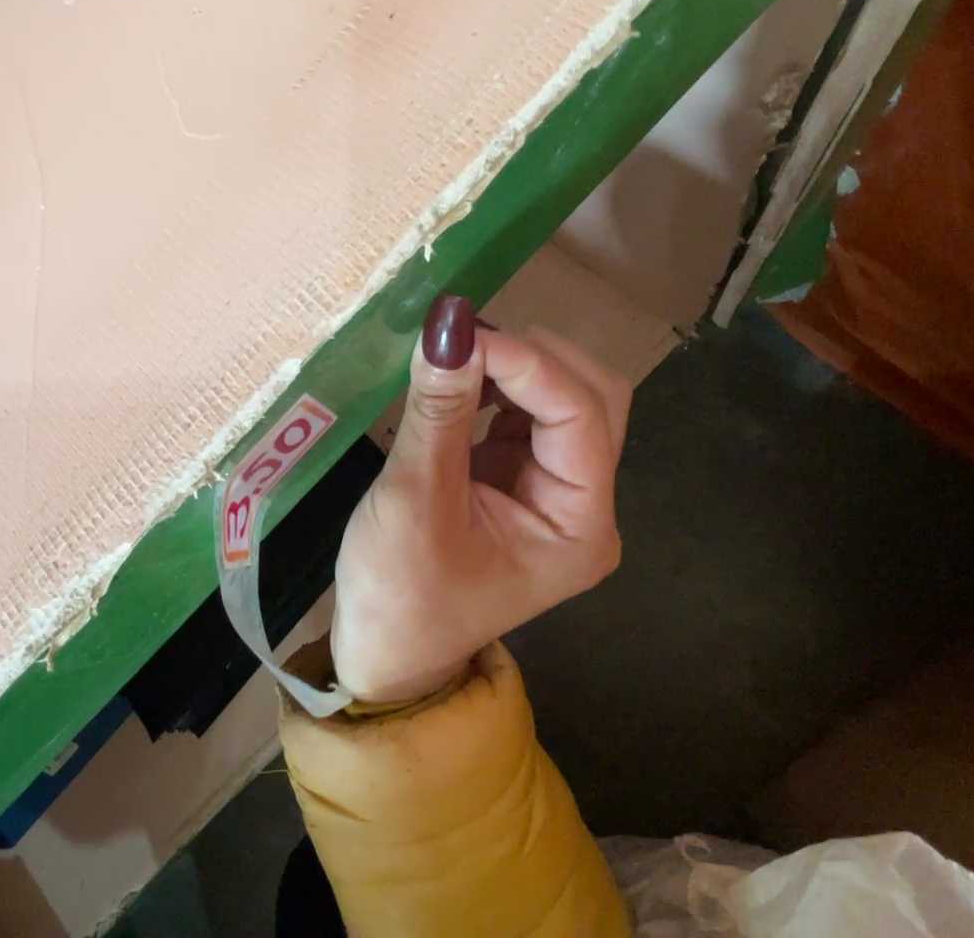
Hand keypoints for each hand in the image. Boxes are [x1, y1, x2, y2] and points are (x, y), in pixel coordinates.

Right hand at [331, 294, 630, 703]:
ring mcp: (554, 491)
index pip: (580, 416)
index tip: (460, 332)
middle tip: (461, 340)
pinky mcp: (520, 481)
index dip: (527, 364)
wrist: (382, 653)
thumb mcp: (414, 498)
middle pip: (591, 400)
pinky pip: (525, 416)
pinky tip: (459, 377)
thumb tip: (448, 320)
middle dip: (532, 360)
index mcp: (579, 525)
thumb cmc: (398, 593)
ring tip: (454, 352)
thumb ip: (438, 408)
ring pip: (563, 400)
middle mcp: (583, 504)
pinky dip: (497, 387)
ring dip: (515, 368)